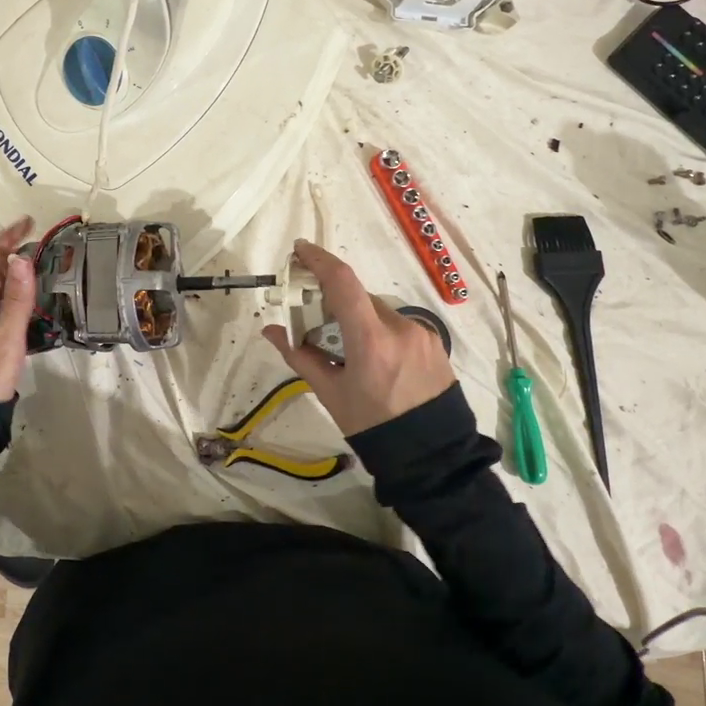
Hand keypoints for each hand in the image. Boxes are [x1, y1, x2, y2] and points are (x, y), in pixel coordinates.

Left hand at [0, 217, 36, 401]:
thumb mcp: (7, 340)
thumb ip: (17, 300)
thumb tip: (21, 258)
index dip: (8, 237)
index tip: (29, 221)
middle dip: (9, 249)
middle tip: (37, 240)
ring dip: (9, 270)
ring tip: (34, 263)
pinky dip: (7, 290)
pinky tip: (22, 298)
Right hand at [262, 239, 455, 435]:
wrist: (432, 455)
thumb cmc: (372, 426)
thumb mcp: (331, 393)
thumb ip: (299, 356)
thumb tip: (270, 330)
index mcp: (370, 340)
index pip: (343, 283)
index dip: (319, 259)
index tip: (299, 250)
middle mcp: (399, 327)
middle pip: (358, 298)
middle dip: (333, 301)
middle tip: (314, 319)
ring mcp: (421, 333)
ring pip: (378, 311)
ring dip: (358, 319)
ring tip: (347, 351)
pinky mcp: (434, 342)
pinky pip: (397, 325)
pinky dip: (379, 331)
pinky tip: (375, 360)